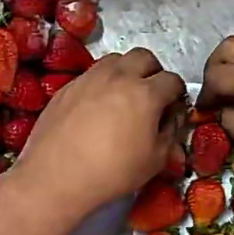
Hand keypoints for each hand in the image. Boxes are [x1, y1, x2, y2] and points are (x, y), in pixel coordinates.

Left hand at [13, 49, 185, 213]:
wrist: (55, 177)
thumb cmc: (112, 172)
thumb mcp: (155, 161)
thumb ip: (170, 134)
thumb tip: (172, 120)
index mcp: (145, 94)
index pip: (172, 80)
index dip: (178, 94)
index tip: (174, 108)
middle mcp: (118, 77)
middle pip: (144, 57)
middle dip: (153, 72)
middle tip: (151, 94)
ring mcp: (89, 78)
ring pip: (115, 60)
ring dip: (126, 71)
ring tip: (123, 95)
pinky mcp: (67, 87)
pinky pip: (91, 74)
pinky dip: (101, 83)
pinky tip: (96, 107)